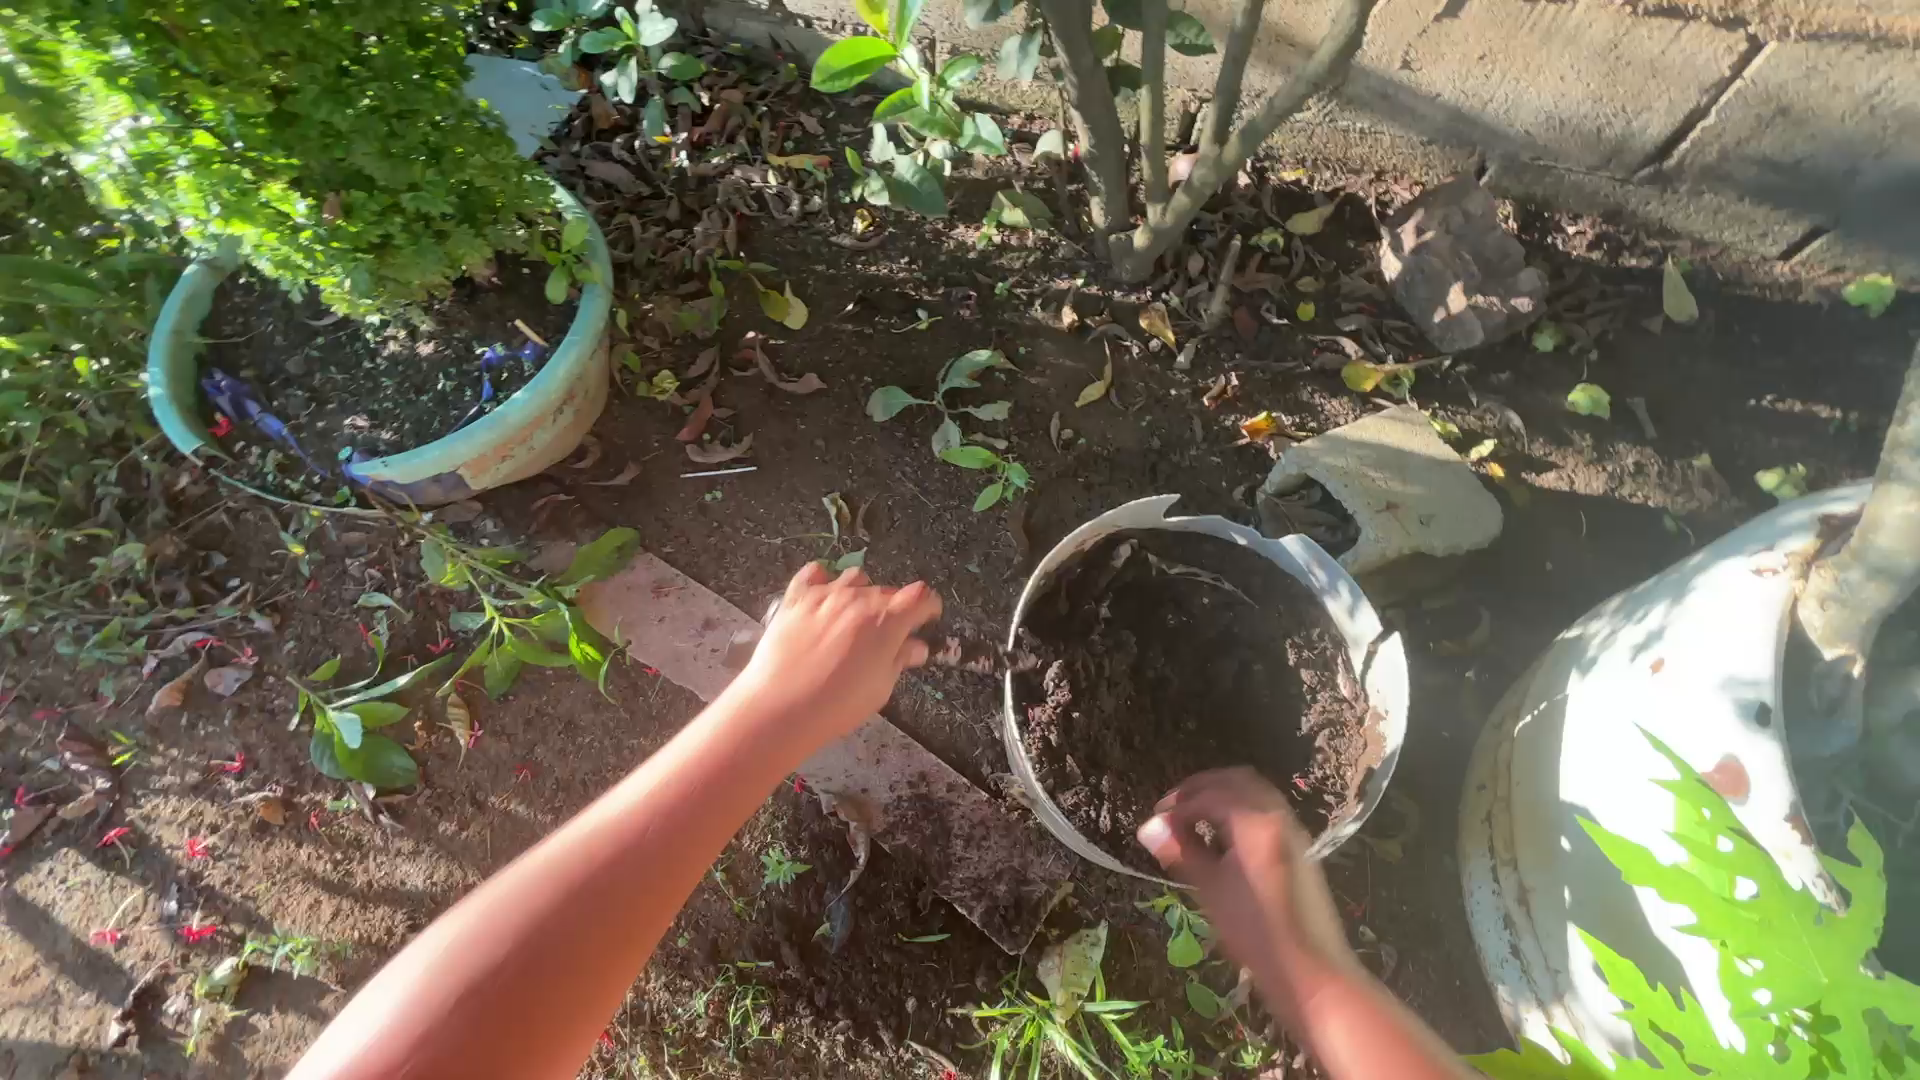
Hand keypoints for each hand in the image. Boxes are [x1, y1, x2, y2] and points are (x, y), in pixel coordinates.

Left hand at [731, 562, 942, 742]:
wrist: (780, 708)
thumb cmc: (836, 706)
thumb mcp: (880, 688)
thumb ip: (899, 660)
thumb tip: (916, 647)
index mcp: (887, 621)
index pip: (920, 597)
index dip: (928, 607)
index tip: (926, 617)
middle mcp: (859, 599)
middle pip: (888, 591)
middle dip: (893, 608)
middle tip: (885, 634)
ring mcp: (826, 595)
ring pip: (855, 577)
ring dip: (862, 591)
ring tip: (854, 615)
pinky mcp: (797, 597)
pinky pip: (815, 572)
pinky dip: (824, 579)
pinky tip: (824, 597)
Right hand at [1136, 768, 1358, 1025]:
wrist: (1312, 972)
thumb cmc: (1254, 930)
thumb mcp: (1209, 888)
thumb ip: (1181, 850)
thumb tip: (1148, 828)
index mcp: (1253, 820)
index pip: (1206, 796)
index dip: (1175, 806)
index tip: (1155, 823)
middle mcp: (1276, 814)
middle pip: (1233, 780)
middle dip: (1199, 788)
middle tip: (1173, 810)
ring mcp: (1292, 829)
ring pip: (1253, 791)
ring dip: (1221, 796)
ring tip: (1195, 819)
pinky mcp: (1299, 847)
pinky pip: (1265, 809)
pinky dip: (1240, 809)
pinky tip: (1223, 837)